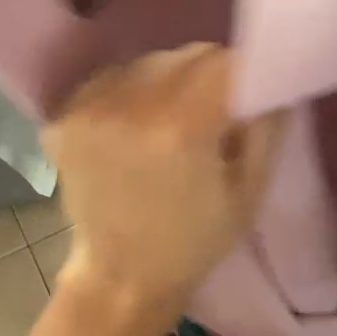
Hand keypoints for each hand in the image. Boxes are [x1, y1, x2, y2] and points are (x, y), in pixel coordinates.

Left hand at [43, 43, 284, 316]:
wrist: (120, 278)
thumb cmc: (194, 243)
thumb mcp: (249, 192)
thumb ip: (266, 127)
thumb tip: (273, 81)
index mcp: (181, 127)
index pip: (226, 61)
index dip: (246, 76)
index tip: (250, 101)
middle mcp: (130, 106)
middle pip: (188, 56)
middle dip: (210, 77)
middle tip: (215, 115)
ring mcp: (89, 109)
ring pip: (151, 62)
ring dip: (170, 82)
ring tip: (172, 124)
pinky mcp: (63, 117)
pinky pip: (115, 79)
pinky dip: (133, 93)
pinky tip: (137, 128)